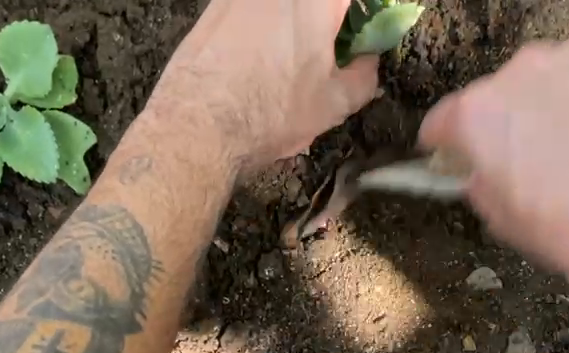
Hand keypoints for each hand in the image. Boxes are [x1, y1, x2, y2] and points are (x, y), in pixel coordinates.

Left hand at [153, 0, 379, 173]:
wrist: (200, 124)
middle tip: (333, 50)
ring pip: (284, 10)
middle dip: (329, 20)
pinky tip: (260, 64)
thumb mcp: (332, 105)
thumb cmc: (271, 113)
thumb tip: (368, 63)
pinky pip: (253, 11)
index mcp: (316, 0)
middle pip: (316, 4)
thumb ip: (363, 77)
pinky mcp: (217, 5)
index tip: (367, 30)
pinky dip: (264, 31)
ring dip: (293, 30)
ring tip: (292, 63)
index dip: (365, 12)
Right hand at [419, 26, 568, 318]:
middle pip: (502, 93)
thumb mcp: (507, 225)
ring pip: (556, 75)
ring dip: (559, 102)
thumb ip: (482, 185)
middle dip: (509, 122)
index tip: (450, 159)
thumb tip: (481, 172)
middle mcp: (523, 69)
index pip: (443, 121)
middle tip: (531, 163)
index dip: (444, 146)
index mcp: (480, 115)